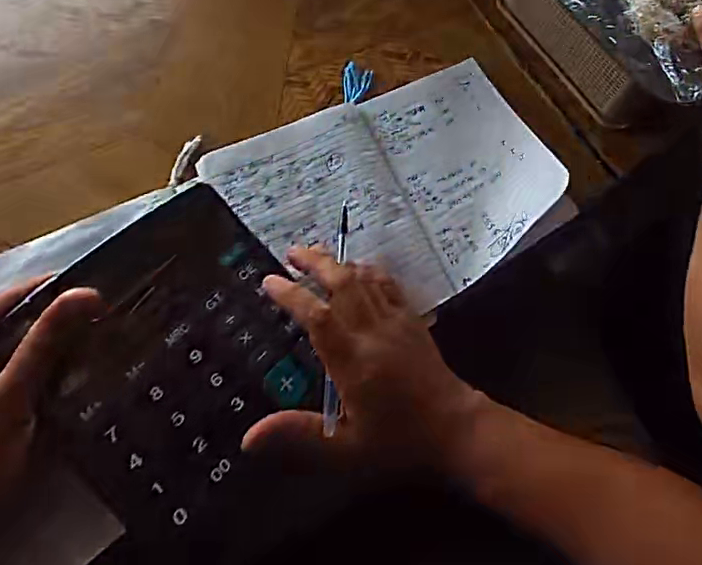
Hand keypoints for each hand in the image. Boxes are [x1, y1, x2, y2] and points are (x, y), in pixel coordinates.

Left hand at [0, 279, 104, 564]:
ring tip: (77, 330)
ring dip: (30, 353)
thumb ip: (43, 349)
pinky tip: (55, 371)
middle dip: (32, 325)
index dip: (24, 296)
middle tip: (82, 305)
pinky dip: (21, 380)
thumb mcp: (5, 413)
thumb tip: (84, 293)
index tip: (71, 279)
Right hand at [242, 247, 486, 472]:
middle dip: (316, 263)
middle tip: (291, 251)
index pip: (318, 317)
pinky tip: (357, 267)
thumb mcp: (344, 450)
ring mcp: (396, 320)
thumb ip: (299, 434)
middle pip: (343, 283)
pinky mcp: (412, 317)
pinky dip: (368, 270)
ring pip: (364, 279)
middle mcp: (374, 332)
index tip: (270, 280)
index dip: (292, 295)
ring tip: (316, 253)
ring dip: (339, 262)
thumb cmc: (396, 441)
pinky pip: (387, 284)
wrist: (452, 426)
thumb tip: (249, 437)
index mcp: (354, 362)